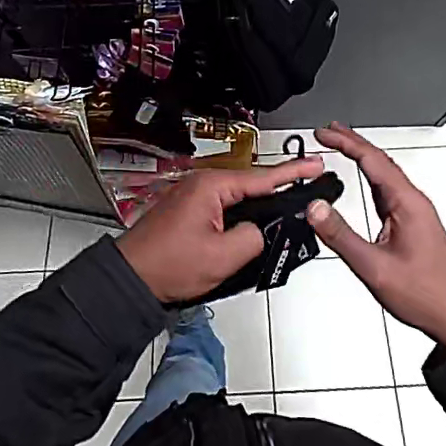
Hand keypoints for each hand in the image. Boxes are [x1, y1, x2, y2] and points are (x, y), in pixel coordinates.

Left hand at [117, 156, 325, 303]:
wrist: (129, 279)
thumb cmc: (167, 266)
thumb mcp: (222, 257)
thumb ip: (254, 238)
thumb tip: (262, 231)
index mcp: (211, 186)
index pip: (262, 177)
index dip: (293, 173)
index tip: (315, 166)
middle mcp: (202, 184)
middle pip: (251, 185)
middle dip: (279, 190)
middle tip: (308, 189)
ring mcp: (194, 197)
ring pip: (238, 200)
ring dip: (258, 208)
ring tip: (286, 211)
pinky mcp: (189, 212)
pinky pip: (224, 209)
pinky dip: (241, 217)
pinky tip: (254, 227)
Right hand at [310, 123, 445, 349]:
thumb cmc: (425, 294)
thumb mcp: (374, 267)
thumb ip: (341, 236)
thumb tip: (315, 209)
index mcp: (407, 203)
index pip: (372, 160)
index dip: (346, 142)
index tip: (323, 133)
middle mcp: (413, 201)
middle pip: (380, 160)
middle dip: (352, 142)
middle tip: (327, 131)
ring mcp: (414, 211)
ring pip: (385, 174)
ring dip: (362, 157)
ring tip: (340, 146)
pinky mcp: (413, 222)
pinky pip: (388, 190)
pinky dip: (370, 177)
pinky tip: (362, 180)